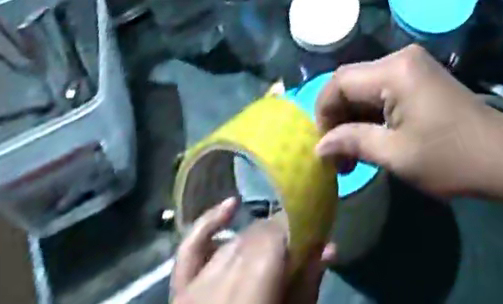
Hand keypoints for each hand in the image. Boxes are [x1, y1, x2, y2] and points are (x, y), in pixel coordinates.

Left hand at [169, 198, 324, 303]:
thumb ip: (306, 290)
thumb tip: (325, 247)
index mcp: (250, 293)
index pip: (276, 238)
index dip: (300, 228)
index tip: (319, 230)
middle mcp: (218, 284)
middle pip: (257, 238)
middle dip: (284, 237)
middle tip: (305, 248)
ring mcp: (193, 290)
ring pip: (234, 243)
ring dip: (259, 241)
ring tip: (278, 254)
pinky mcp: (177, 296)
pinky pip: (191, 250)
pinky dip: (209, 225)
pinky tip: (231, 207)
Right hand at [313, 45, 502, 199]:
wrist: (500, 154)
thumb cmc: (448, 157)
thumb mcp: (396, 155)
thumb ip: (353, 142)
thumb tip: (319, 146)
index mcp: (394, 69)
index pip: (340, 81)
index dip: (323, 113)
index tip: (322, 150)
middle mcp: (402, 56)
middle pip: (353, 80)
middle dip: (338, 117)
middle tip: (337, 160)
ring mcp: (414, 64)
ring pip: (368, 85)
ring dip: (355, 117)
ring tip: (352, 157)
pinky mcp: (422, 76)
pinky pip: (385, 87)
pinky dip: (373, 112)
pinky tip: (372, 140)